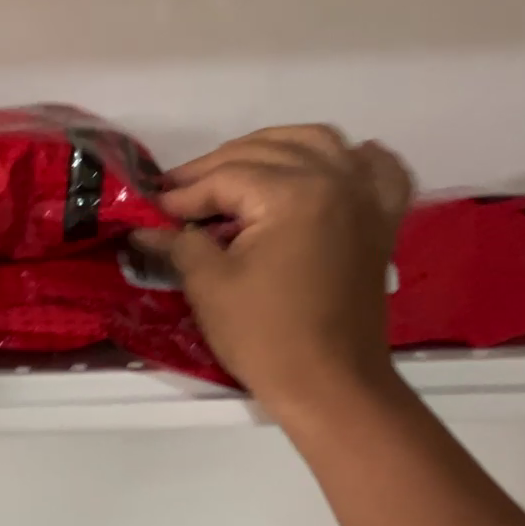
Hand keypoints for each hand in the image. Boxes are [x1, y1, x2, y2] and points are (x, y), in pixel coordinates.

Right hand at [144, 125, 414, 418]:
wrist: (329, 382)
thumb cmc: (263, 335)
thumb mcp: (208, 285)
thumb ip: (177, 244)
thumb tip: (143, 228)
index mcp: (295, 193)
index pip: (225, 177)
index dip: (180, 193)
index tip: (147, 209)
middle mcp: (338, 179)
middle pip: (268, 149)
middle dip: (217, 166)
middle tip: (177, 193)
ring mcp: (367, 197)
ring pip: (319, 143)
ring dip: (272, 148)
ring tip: (235, 172)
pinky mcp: (381, 220)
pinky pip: (374, 168)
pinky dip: (349, 158)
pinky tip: (327, 166)